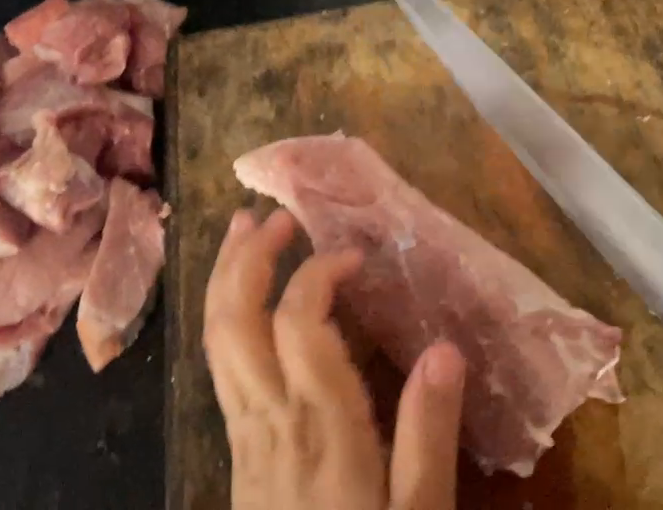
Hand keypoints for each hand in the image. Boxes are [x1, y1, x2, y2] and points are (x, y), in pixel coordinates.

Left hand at [204, 208, 466, 509]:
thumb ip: (429, 436)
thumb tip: (445, 347)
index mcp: (321, 428)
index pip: (299, 323)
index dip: (318, 274)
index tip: (354, 253)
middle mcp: (270, 418)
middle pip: (236, 320)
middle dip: (249, 257)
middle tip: (274, 214)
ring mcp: (244, 432)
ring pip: (217, 338)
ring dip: (226, 275)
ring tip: (242, 229)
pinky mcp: (236, 447)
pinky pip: (220, 363)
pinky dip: (225, 313)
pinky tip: (240, 299)